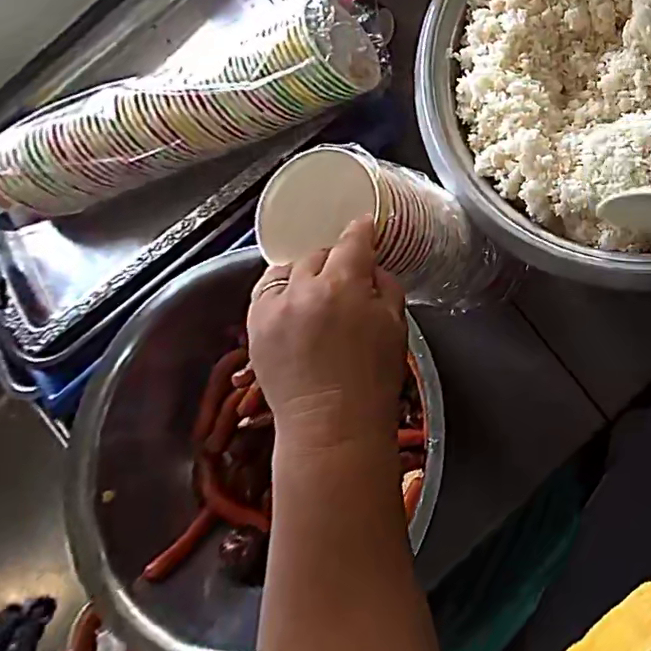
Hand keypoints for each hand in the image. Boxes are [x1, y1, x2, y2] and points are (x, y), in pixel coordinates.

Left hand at [246, 216, 406, 451]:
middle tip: (347, 274)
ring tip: (318, 289)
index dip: (361, 230)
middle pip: (319, 253)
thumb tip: (373, 269)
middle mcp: (304, 289)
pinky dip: (282, 289)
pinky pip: (267, 290)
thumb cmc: (372, 379)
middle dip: (335, 258)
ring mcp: (274, 307)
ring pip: (290, 269)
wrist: (332, 424)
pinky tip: (295, 302)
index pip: (352, 241)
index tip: (364, 226)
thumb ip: (387, 286)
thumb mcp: (396, 325)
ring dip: (306, 272)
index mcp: (344, 286)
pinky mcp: (254, 326)